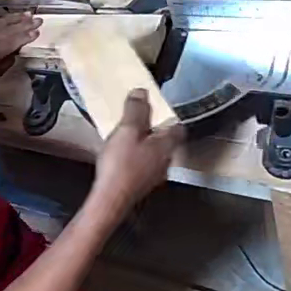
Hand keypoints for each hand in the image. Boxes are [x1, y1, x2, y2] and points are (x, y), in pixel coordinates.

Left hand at [0, 14, 40, 82]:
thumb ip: (8, 61)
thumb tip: (14, 53)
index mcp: (2, 47)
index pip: (19, 38)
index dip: (29, 35)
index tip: (38, 31)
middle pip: (16, 27)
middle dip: (28, 23)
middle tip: (39, 19)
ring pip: (8, 21)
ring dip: (19, 17)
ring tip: (29, 13)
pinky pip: (0, 21)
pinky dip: (9, 17)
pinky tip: (13, 16)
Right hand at [90, 91, 184, 215]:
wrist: (111, 199)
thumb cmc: (121, 163)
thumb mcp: (127, 130)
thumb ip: (136, 110)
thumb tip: (142, 92)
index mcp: (167, 145)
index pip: (178, 127)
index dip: (170, 117)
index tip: (158, 110)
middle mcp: (167, 161)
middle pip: (167, 141)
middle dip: (156, 131)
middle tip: (141, 121)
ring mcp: (156, 176)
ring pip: (156, 154)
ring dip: (146, 145)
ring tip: (130, 138)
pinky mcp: (143, 186)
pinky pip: (145, 166)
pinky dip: (138, 158)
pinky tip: (124, 158)